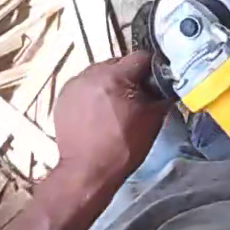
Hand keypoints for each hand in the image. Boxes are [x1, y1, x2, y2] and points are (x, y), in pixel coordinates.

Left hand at [51, 50, 165, 190]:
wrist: (87, 171)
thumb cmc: (123, 146)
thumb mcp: (152, 120)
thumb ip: (161, 94)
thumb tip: (167, 84)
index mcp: (114, 75)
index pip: (140, 58)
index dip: (152, 69)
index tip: (155, 83)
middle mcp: (90, 73)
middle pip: (117, 64)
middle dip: (128, 77)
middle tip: (135, 99)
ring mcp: (73, 85)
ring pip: (99, 74)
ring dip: (109, 85)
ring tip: (114, 108)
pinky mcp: (62, 98)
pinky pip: (83, 87)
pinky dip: (92, 95)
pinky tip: (97, 114)